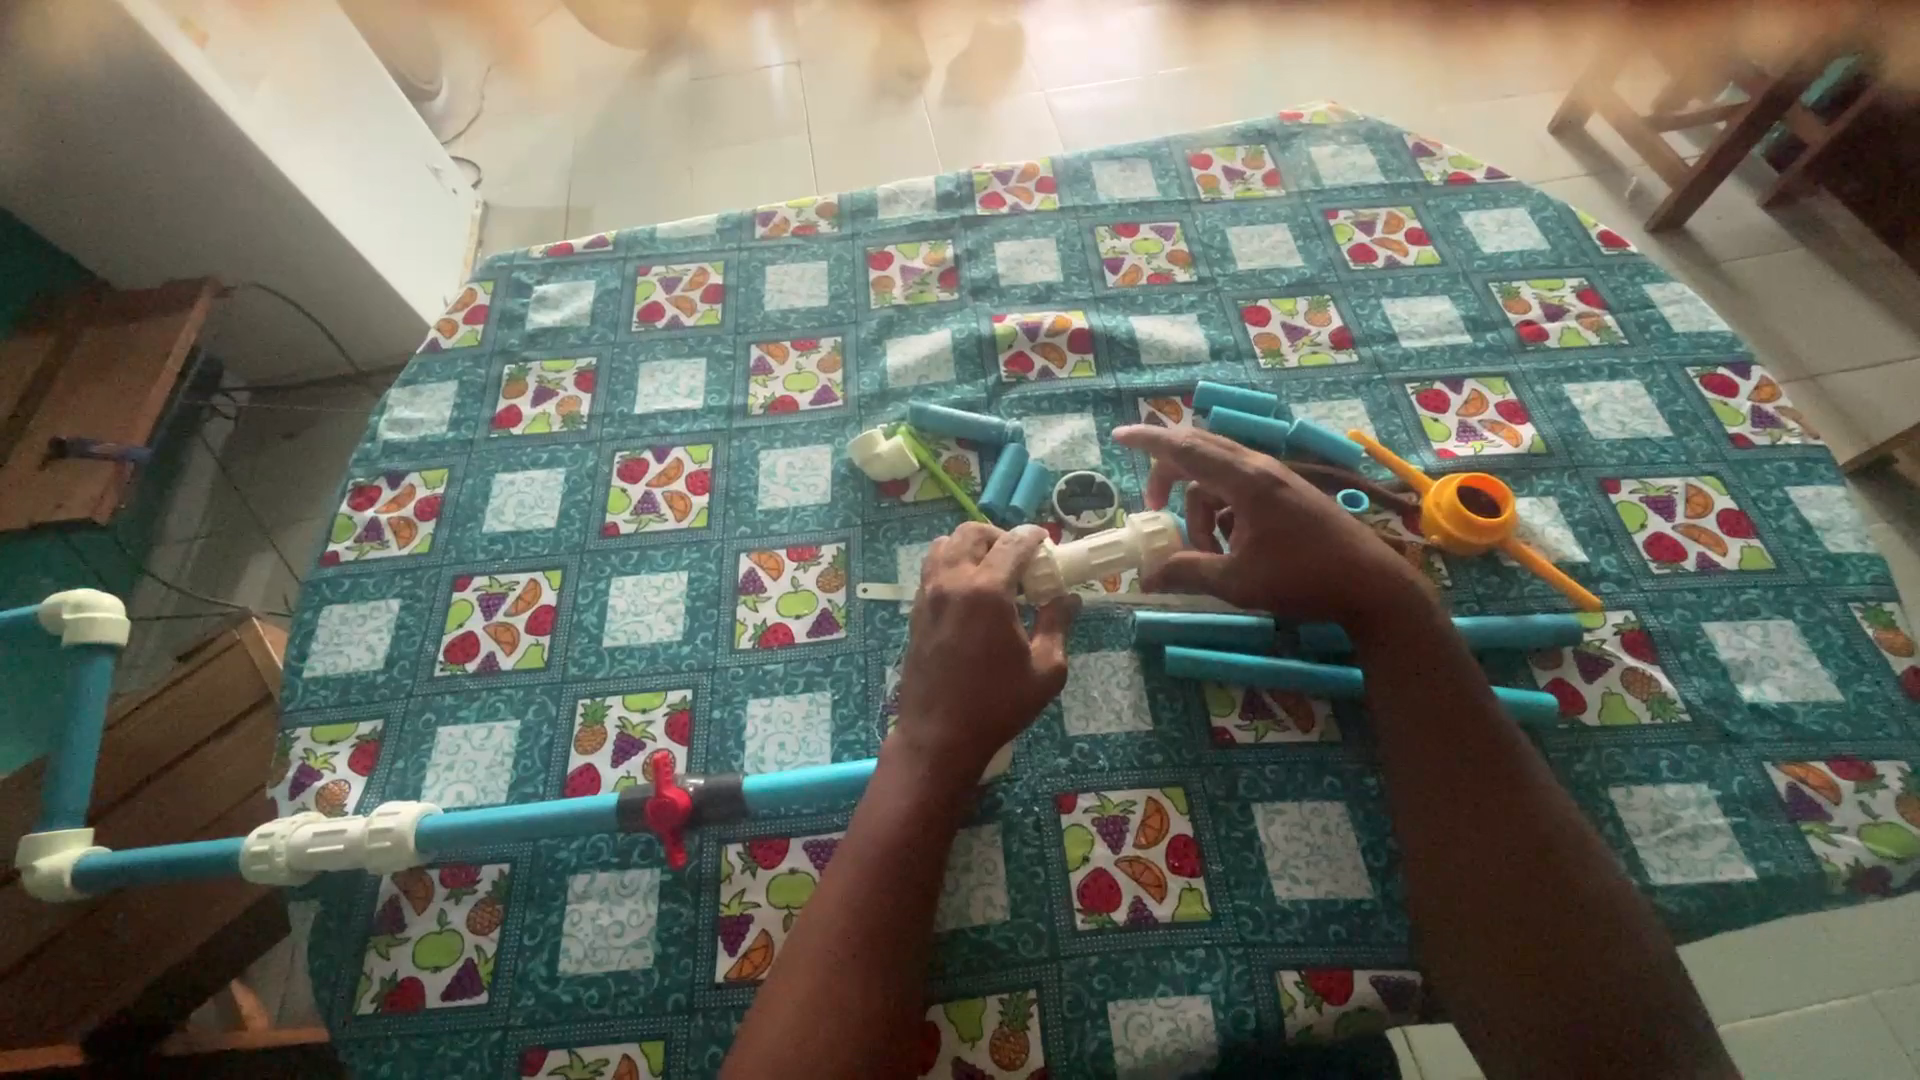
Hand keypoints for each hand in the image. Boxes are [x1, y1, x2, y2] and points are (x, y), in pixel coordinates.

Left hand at [892, 522, 1078, 778]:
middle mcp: (952, 582)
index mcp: (987, 591)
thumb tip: (1070, 599)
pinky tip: (971, 594)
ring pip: (944, 545)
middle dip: (999, 537)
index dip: (1032, 538)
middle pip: (971, 533)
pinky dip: (951, 565)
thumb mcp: (1044, 669)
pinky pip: (931, 569)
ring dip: (970, 547)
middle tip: (1020, 560)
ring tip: (992, 571)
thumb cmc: (997, 705)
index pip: (1012, 544)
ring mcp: (928, 595)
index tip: (1046, 543)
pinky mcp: (915, 611)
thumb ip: (1057, 625)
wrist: (938, 736)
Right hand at [1113, 424, 1435, 631]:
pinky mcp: (1290, 494)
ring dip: (1200, 509)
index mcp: (1245, 481)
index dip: (1148, 441)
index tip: (1119, 436)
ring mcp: (1278, 480)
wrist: (1373, 586)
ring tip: (1204, 551)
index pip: (1185, 448)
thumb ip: (1186, 572)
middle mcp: (1261, 469)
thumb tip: (1146, 577)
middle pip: (1199, 454)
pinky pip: (1240, 489)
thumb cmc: (1303, 580)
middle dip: (1169, 478)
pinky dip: (1223, 513)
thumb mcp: (1235, 582)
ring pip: (1218, 478)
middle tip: (1152, 506)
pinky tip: (1231, 548)